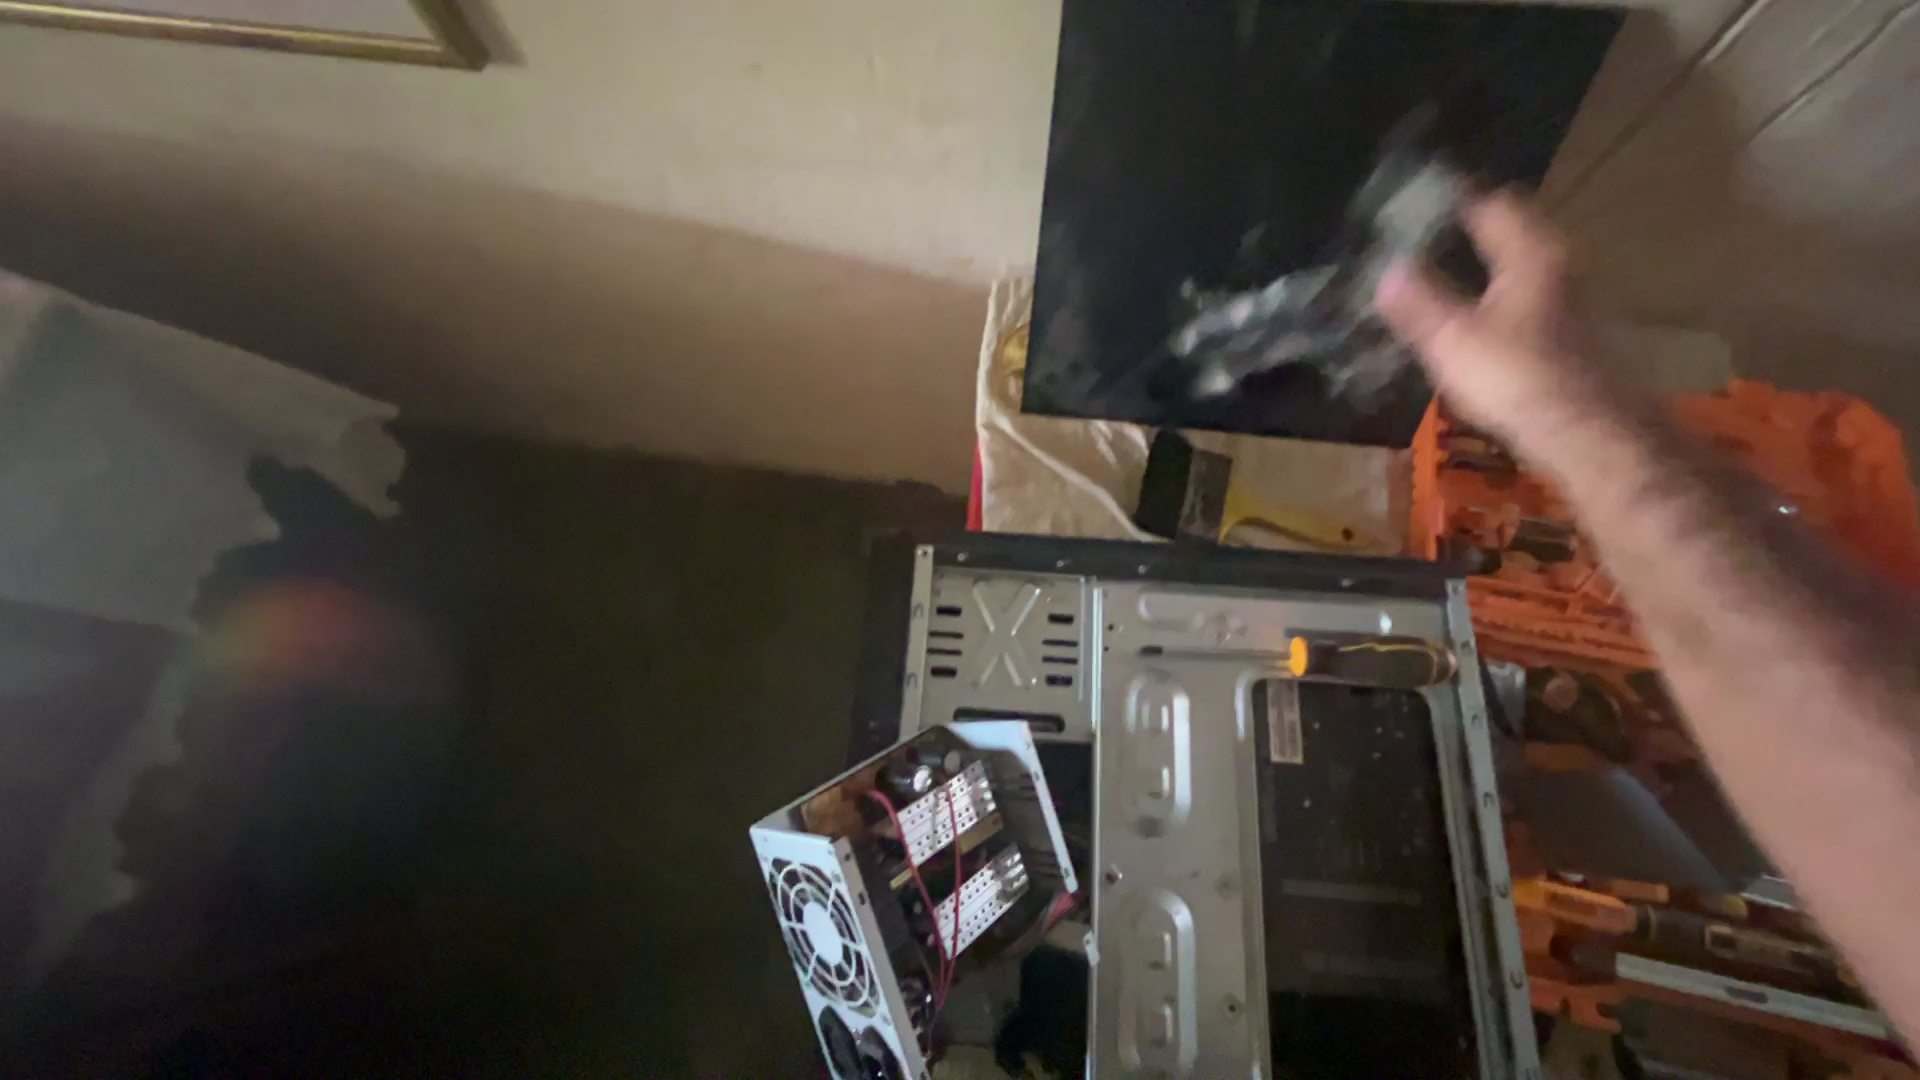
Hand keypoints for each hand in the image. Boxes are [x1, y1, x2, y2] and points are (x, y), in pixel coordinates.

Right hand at [1375, 191, 1619, 444]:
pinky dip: (1500, 304)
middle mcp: (1563, 270)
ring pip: (1524, 273)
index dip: (1460, 197)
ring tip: (1446, 278)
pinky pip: (1529, 306)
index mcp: (1533, 257)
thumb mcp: (1451, 340)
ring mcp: (1576, 306)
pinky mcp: (1575, 341)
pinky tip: (1479, 327)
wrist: (1588, 434)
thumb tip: (1386, 269)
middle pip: (1515, 238)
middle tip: (1429, 235)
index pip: (1495, 206)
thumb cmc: (1516, 379)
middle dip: (1473, 235)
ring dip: (1489, 272)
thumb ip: (1418, 303)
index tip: (1427, 193)